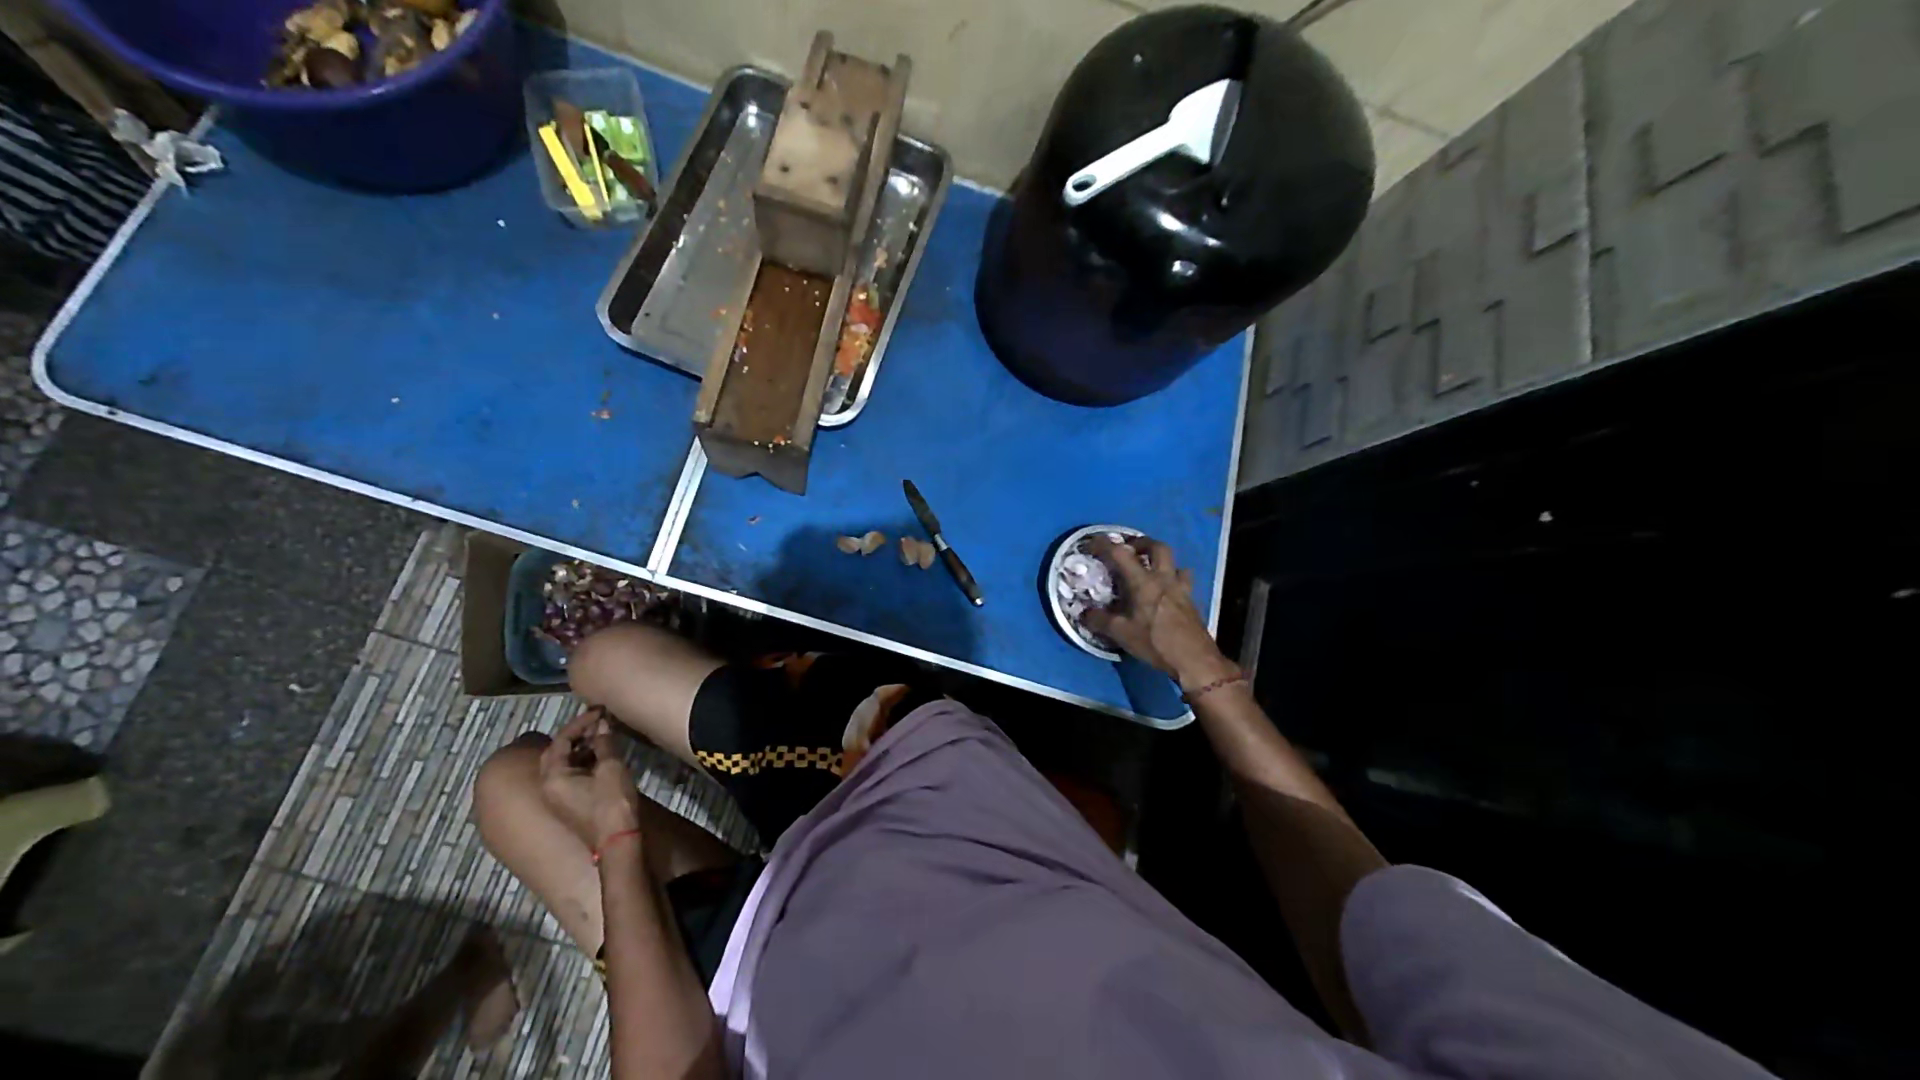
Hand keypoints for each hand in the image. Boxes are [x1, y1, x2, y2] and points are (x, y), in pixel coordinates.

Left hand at [539, 709, 643, 851]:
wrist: (616, 841)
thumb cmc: (611, 802)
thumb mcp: (611, 768)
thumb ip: (604, 743)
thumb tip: (601, 723)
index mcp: (553, 776)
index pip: (562, 740)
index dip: (580, 722)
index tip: (600, 710)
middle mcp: (548, 786)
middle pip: (557, 752)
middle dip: (576, 734)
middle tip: (598, 721)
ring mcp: (558, 797)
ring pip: (564, 764)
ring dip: (581, 748)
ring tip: (603, 735)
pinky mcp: (570, 804)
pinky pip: (571, 775)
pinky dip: (584, 762)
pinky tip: (602, 756)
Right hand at [1085, 537, 1236, 691]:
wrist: (1194, 659)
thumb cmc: (1155, 643)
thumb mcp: (1121, 634)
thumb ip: (1099, 620)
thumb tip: (1083, 613)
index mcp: (1143, 582)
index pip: (1121, 553)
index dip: (1104, 544)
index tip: (1092, 543)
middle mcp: (1164, 579)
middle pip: (1157, 547)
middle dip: (1141, 542)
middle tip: (1129, 549)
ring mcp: (1181, 588)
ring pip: (1175, 562)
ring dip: (1161, 559)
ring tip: (1151, 568)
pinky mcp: (1191, 601)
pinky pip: (1183, 579)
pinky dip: (1174, 577)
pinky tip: (1167, 590)